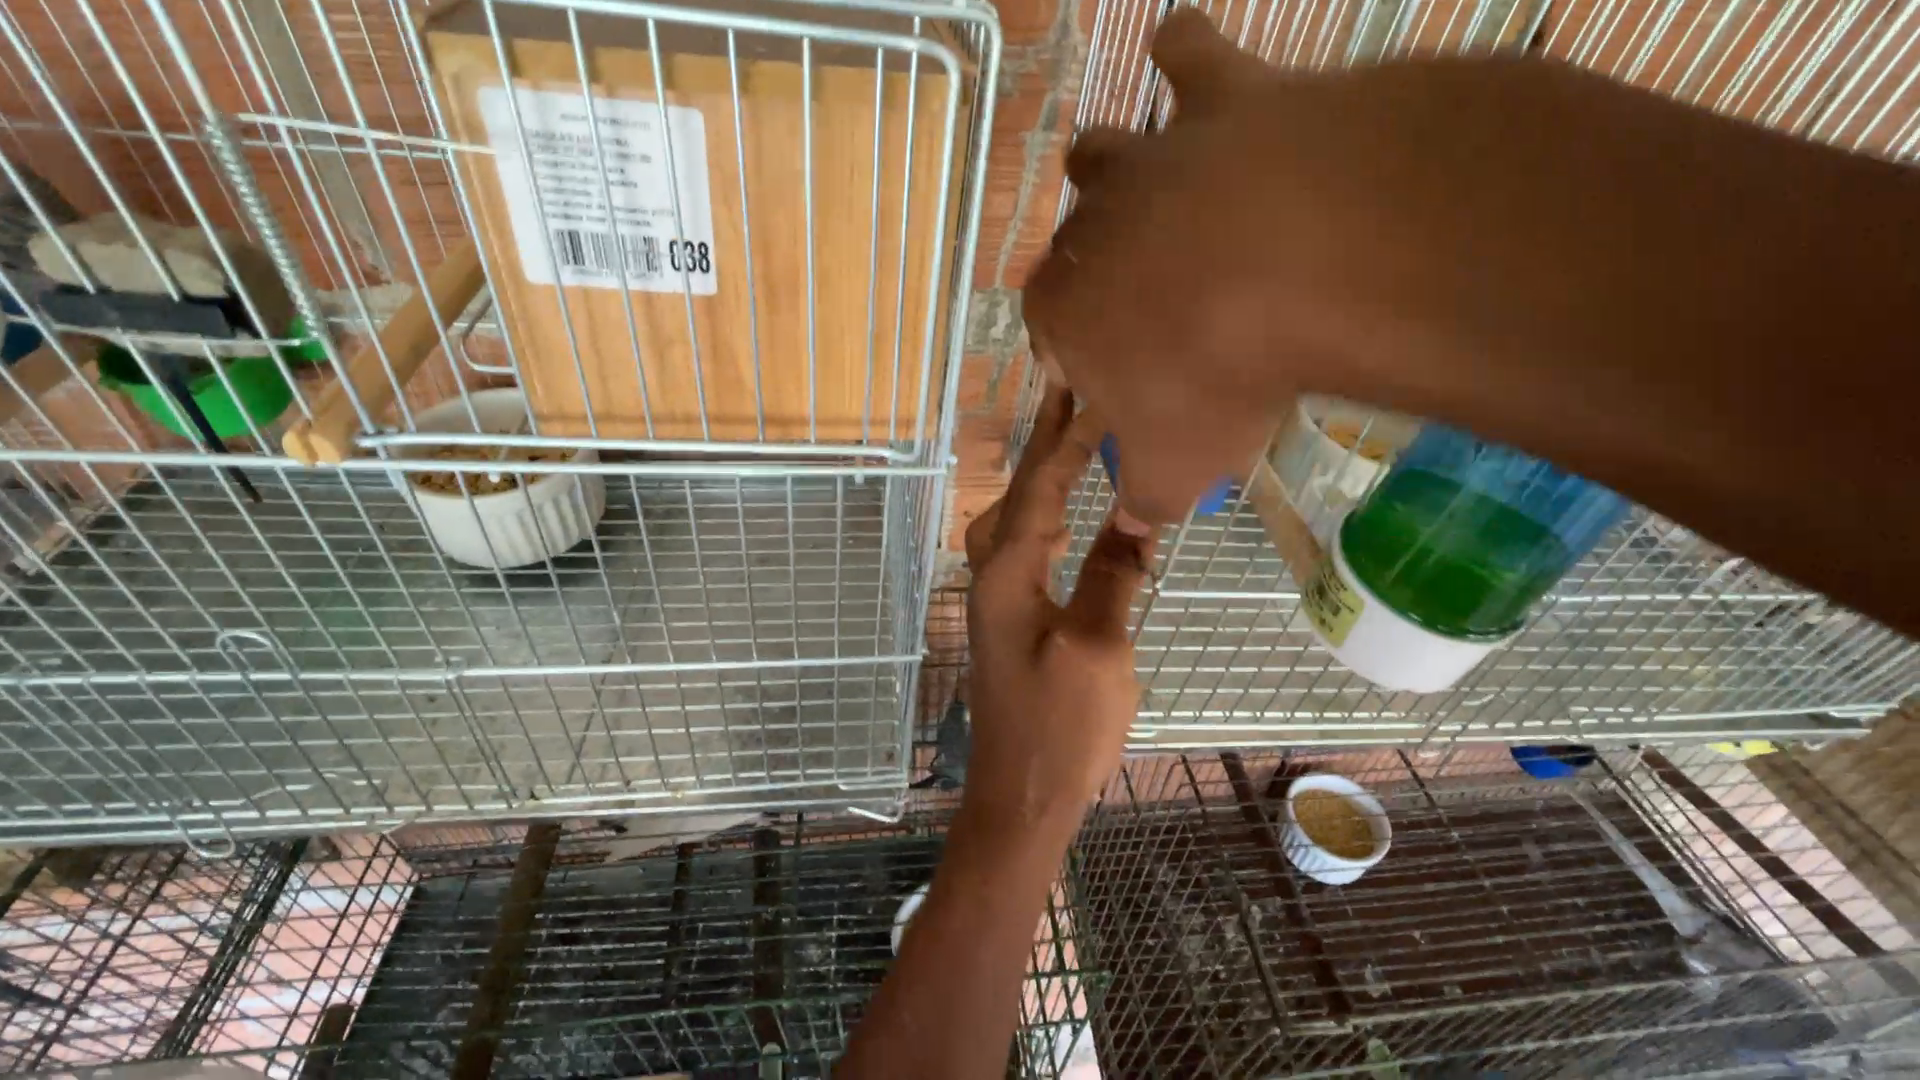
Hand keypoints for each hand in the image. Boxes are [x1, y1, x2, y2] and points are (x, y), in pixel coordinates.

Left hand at [961, 387, 1155, 839]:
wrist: (1021, 796)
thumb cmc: (1060, 727)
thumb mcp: (1098, 648)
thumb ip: (1113, 575)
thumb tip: (1136, 514)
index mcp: (1008, 573)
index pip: (1040, 488)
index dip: (1068, 439)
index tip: (1094, 388)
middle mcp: (992, 575)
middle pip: (1017, 493)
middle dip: (1044, 444)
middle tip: (1072, 391)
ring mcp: (997, 600)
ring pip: (1015, 520)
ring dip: (1040, 477)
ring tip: (1071, 439)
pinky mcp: (1010, 622)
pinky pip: (1024, 549)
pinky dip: (1044, 517)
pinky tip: (1063, 517)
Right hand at [1024, 8, 1716, 523]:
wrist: (1297, 257)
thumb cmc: (1213, 378)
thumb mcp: (1179, 465)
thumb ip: (1147, 498)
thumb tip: (1133, 528)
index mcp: (1062, 310)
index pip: (1051, 333)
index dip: (1080, 358)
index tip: (1116, 380)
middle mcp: (1086, 226)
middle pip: (1071, 242)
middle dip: (1098, 268)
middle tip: (1149, 297)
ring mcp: (1148, 155)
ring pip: (1101, 149)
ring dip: (1116, 168)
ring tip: (1155, 186)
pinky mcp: (1220, 95)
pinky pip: (1185, 51)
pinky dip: (1186, 55)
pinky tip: (1191, 59)